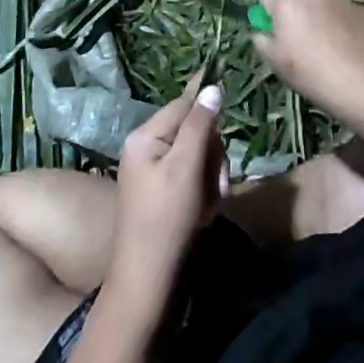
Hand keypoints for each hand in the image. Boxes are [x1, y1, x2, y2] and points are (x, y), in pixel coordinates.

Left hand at [108, 74, 224, 302]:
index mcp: (144, 136)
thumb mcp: (186, 166)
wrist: (149, 275)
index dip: (208, 123)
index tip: (219, 151)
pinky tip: (202, 214)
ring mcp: (153, 172)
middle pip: (194, 133)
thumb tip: (212, 87)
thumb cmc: (167, 217)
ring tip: (207, 206)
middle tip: (214, 187)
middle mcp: (146, 148)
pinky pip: (192, 179)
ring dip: (211, 180)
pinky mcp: (162, 193)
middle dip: (212, 159)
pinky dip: (203, 195)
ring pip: (198, 158)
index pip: (185, 107)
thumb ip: (199, 125)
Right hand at [252, 0, 363, 124]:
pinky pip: (343, 15)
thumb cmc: (313, 75)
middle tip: (301, 48)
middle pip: (297, 1)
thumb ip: (262, 43)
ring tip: (328, 52)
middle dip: (296, 18)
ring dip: (319, 21)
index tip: (275, 36)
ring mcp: (342, 0)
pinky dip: (341, 26)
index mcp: (288, 4)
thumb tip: (262, 33)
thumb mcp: (276, 65)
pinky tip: (348, 51)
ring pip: (322, 7)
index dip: (268, 15)